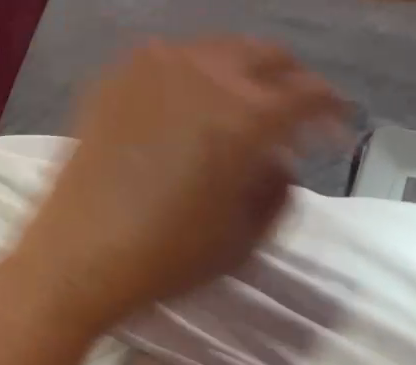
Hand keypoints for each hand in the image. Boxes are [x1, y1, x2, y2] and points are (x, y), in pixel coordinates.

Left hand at [8, 39, 344, 330]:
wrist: (75, 258)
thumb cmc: (164, 261)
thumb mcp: (239, 244)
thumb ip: (276, 197)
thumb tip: (284, 166)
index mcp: (247, 116)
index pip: (309, 96)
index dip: (333, 112)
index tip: (340, 131)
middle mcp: (207, 72)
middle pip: (268, 57)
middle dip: (292, 84)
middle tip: (296, 118)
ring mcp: (157, 66)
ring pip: (219, 52)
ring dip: (245, 76)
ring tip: (244, 114)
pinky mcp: (117, 77)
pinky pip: (172, 62)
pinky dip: (197, 80)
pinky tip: (192, 113)